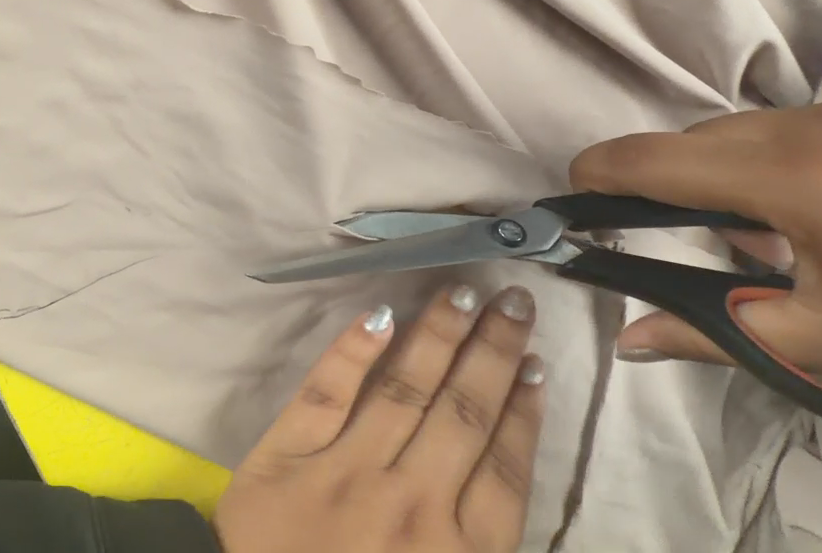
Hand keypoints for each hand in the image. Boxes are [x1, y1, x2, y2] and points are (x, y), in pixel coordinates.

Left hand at [215, 285, 545, 552]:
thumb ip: (479, 541)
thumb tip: (503, 471)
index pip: (506, 466)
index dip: (524, 411)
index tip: (535, 362)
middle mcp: (412, 505)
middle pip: (462, 413)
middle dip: (493, 352)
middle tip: (512, 299)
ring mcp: (345, 472)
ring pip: (403, 390)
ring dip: (438, 337)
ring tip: (462, 294)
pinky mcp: (286, 453)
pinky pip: (326, 391)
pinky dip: (354, 350)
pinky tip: (381, 314)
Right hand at [570, 92, 821, 401]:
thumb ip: (715, 330)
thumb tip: (626, 340)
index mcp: (800, 178)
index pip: (656, 160)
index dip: (602, 174)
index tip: (577, 196)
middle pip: (710, 138)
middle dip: (685, 180)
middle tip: (717, 242)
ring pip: (768, 128)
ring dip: (751, 168)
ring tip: (806, 232)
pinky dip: (813, 157)